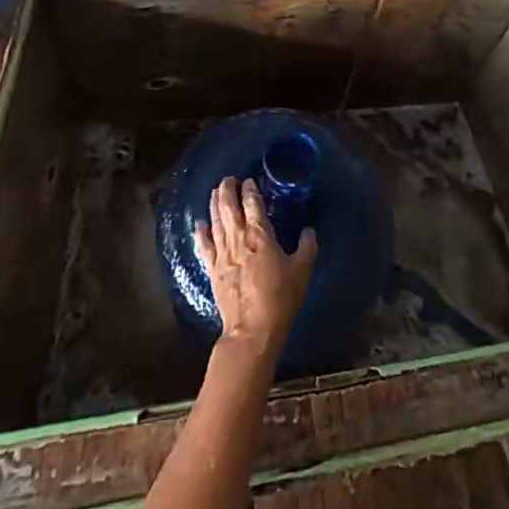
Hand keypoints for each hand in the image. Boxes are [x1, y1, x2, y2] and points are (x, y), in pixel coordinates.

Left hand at [196, 177, 317, 357]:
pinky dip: (201, 232)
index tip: (250, 180)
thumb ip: (307, 247)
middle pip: (228, 206)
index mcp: (260, 235)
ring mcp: (221, 253)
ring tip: (215, 191)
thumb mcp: (302, 270)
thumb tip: (309, 231)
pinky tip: (200, 224)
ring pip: (215, 221)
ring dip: (214, 203)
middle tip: (229, 179)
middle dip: (227, 189)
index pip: (252, 203)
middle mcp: (238, 238)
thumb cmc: (280, 297)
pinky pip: (203, 245)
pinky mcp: (212, 269)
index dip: (250, 189)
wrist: (252, 328)